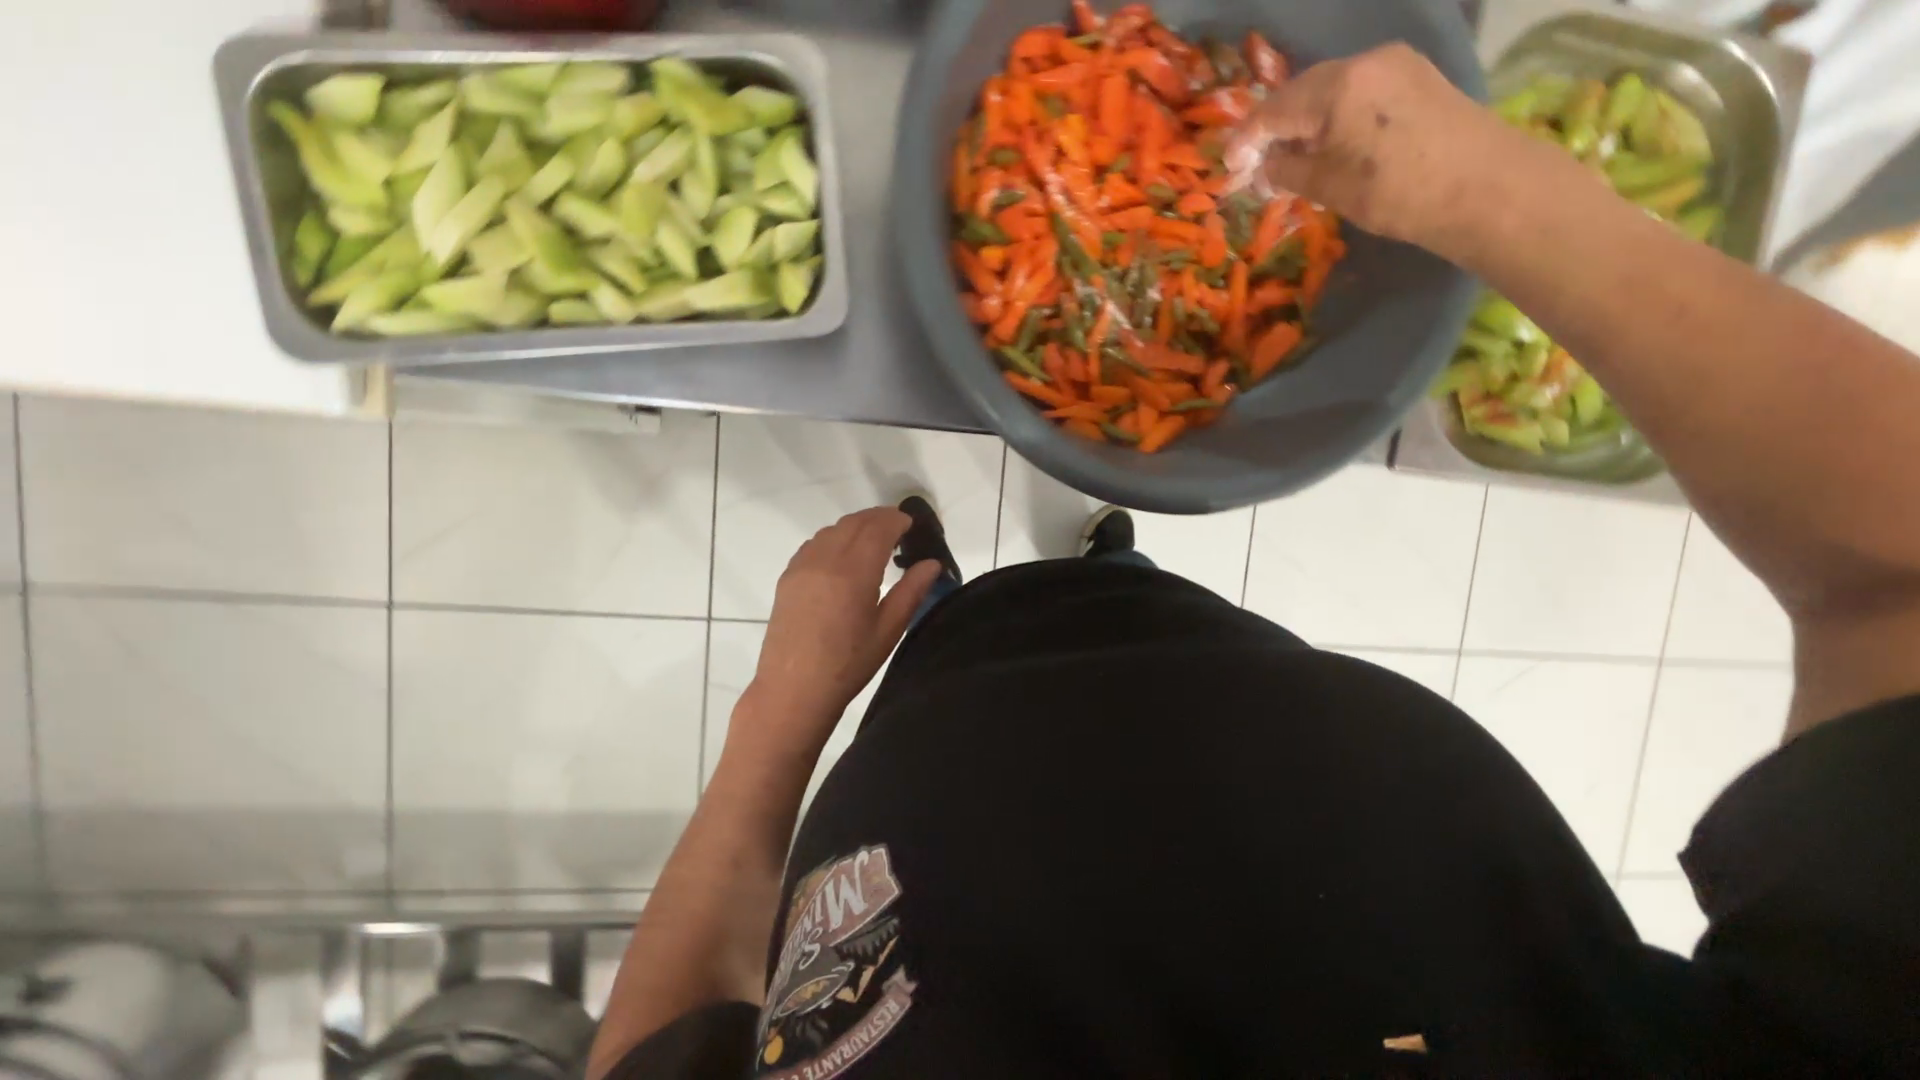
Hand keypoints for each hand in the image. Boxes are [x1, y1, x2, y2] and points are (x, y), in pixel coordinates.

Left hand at [736, 507, 943, 756]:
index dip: (896, 520)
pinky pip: (814, 544)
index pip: (878, 528)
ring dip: (855, 527)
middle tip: (898, 529)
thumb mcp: (888, 631)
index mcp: (853, 572)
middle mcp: (825, 560)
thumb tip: (932, 564)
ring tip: (872, 543)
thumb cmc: (847, 665)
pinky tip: (842, 558)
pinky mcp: (787, 577)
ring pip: (832, 530)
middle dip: (878, 519)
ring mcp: (802, 566)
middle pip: (854, 523)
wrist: (793, 689)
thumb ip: (911, 591)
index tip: (911, 524)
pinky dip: (833, 539)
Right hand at [1224, 44, 1513, 247]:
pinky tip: (1329, 146)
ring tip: (1291, 161)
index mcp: (1337, 85)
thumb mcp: (1329, 187)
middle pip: (1301, 93)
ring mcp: (1395, 66)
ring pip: (1330, 92)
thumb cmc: (1398, 192)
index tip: (1228, 166)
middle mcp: (1364, 62)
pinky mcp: (1416, 78)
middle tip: (1256, 166)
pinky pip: (1359, 93)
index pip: (1273, 110)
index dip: (1246, 140)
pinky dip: (1335, 118)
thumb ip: (1287, 171)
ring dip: (1305, 124)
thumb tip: (1262, 169)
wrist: (1484, 189)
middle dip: (1274, 129)